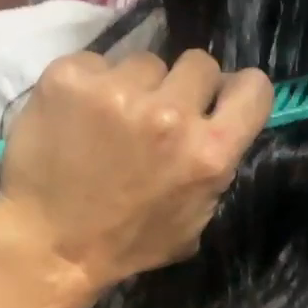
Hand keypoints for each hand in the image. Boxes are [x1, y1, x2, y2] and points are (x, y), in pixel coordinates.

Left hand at [0, 50, 273, 287]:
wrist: (53, 245)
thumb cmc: (128, 243)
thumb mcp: (193, 222)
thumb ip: (213, 170)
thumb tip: (217, 130)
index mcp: (209, 154)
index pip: (254, 88)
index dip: (239, 91)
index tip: (219, 100)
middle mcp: (171, 114)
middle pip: (199, 63)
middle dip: (184, 87)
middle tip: (160, 116)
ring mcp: (119, 90)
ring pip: (145, 62)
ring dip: (135, 87)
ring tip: (111, 123)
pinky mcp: (72, 77)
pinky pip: (96, 62)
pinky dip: (91, 87)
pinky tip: (78, 119)